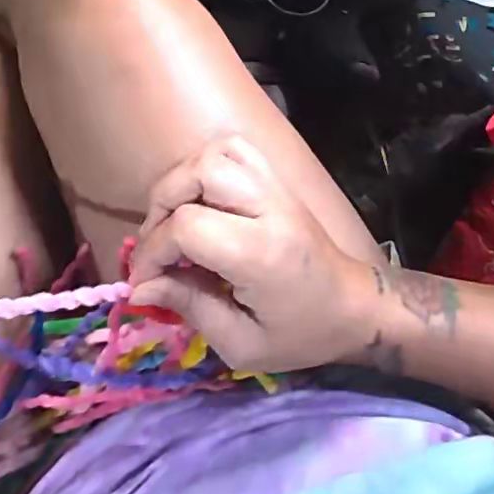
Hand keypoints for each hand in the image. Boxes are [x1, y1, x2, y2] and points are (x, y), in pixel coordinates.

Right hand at [129, 136, 378, 372]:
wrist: (353, 306)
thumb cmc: (301, 333)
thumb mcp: (242, 344)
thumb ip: (190, 308)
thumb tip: (140, 289)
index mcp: (261, 252)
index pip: (188, 225)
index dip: (153, 252)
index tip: (145, 283)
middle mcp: (269, 207)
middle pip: (199, 173)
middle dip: (160, 208)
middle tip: (157, 248)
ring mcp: (277, 187)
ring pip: (216, 152)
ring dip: (182, 182)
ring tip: (174, 220)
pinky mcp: (278, 180)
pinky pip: (237, 149)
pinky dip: (208, 165)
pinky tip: (201, 200)